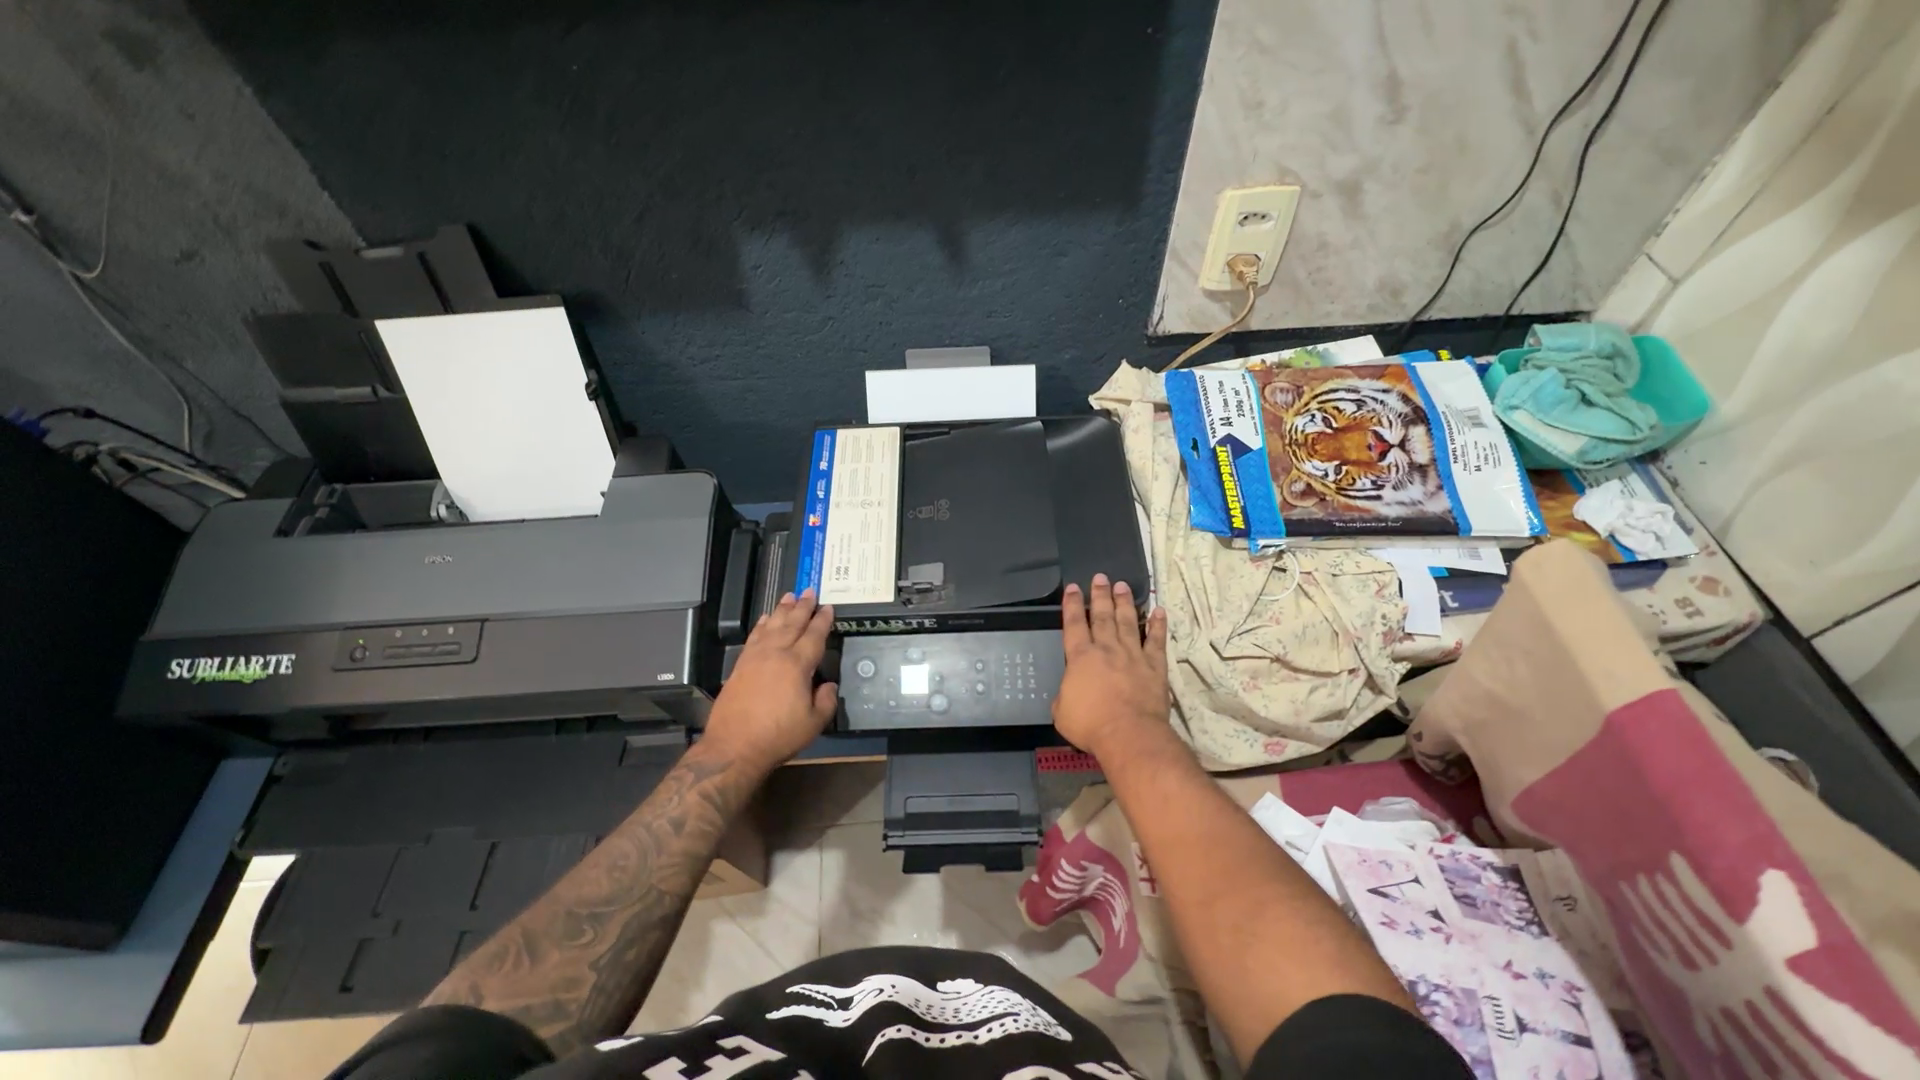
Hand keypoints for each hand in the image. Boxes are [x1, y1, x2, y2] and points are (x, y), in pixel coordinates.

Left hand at [703, 590, 837, 773]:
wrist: (734, 746)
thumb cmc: (778, 736)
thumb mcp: (814, 723)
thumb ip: (826, 700)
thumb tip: (828, 685)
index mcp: (797, 665)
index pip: (814, 636)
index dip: (823, 621)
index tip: (828, 607)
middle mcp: (775, 654)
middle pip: (791, 623)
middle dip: (802, 607)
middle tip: (809, 591)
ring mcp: (755, 658)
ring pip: (771, 625)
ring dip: (781, 610)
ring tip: (789, 596)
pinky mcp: (740, 666)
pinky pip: (753, 637)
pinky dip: (761, 625)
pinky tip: (764, 619)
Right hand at [1052, 573, 1171, 760]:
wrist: (1129, 734)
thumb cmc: (1090, 725)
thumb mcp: (1062, 712)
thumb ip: (1064, 696)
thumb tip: (1070, 692)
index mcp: (1080, 658)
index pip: (1074, 624)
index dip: (1072, 604)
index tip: (1073, 587)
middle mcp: (1106, 649)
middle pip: (1102, 616)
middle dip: (1100, 595)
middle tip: (1101, 577)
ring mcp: (1133, 655)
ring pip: (1128, 622)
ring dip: (1124, 603)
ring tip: (1123, 585)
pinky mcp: (1155, 667)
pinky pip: (1157, 641)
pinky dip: (1158, 625)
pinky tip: (1159, 611)